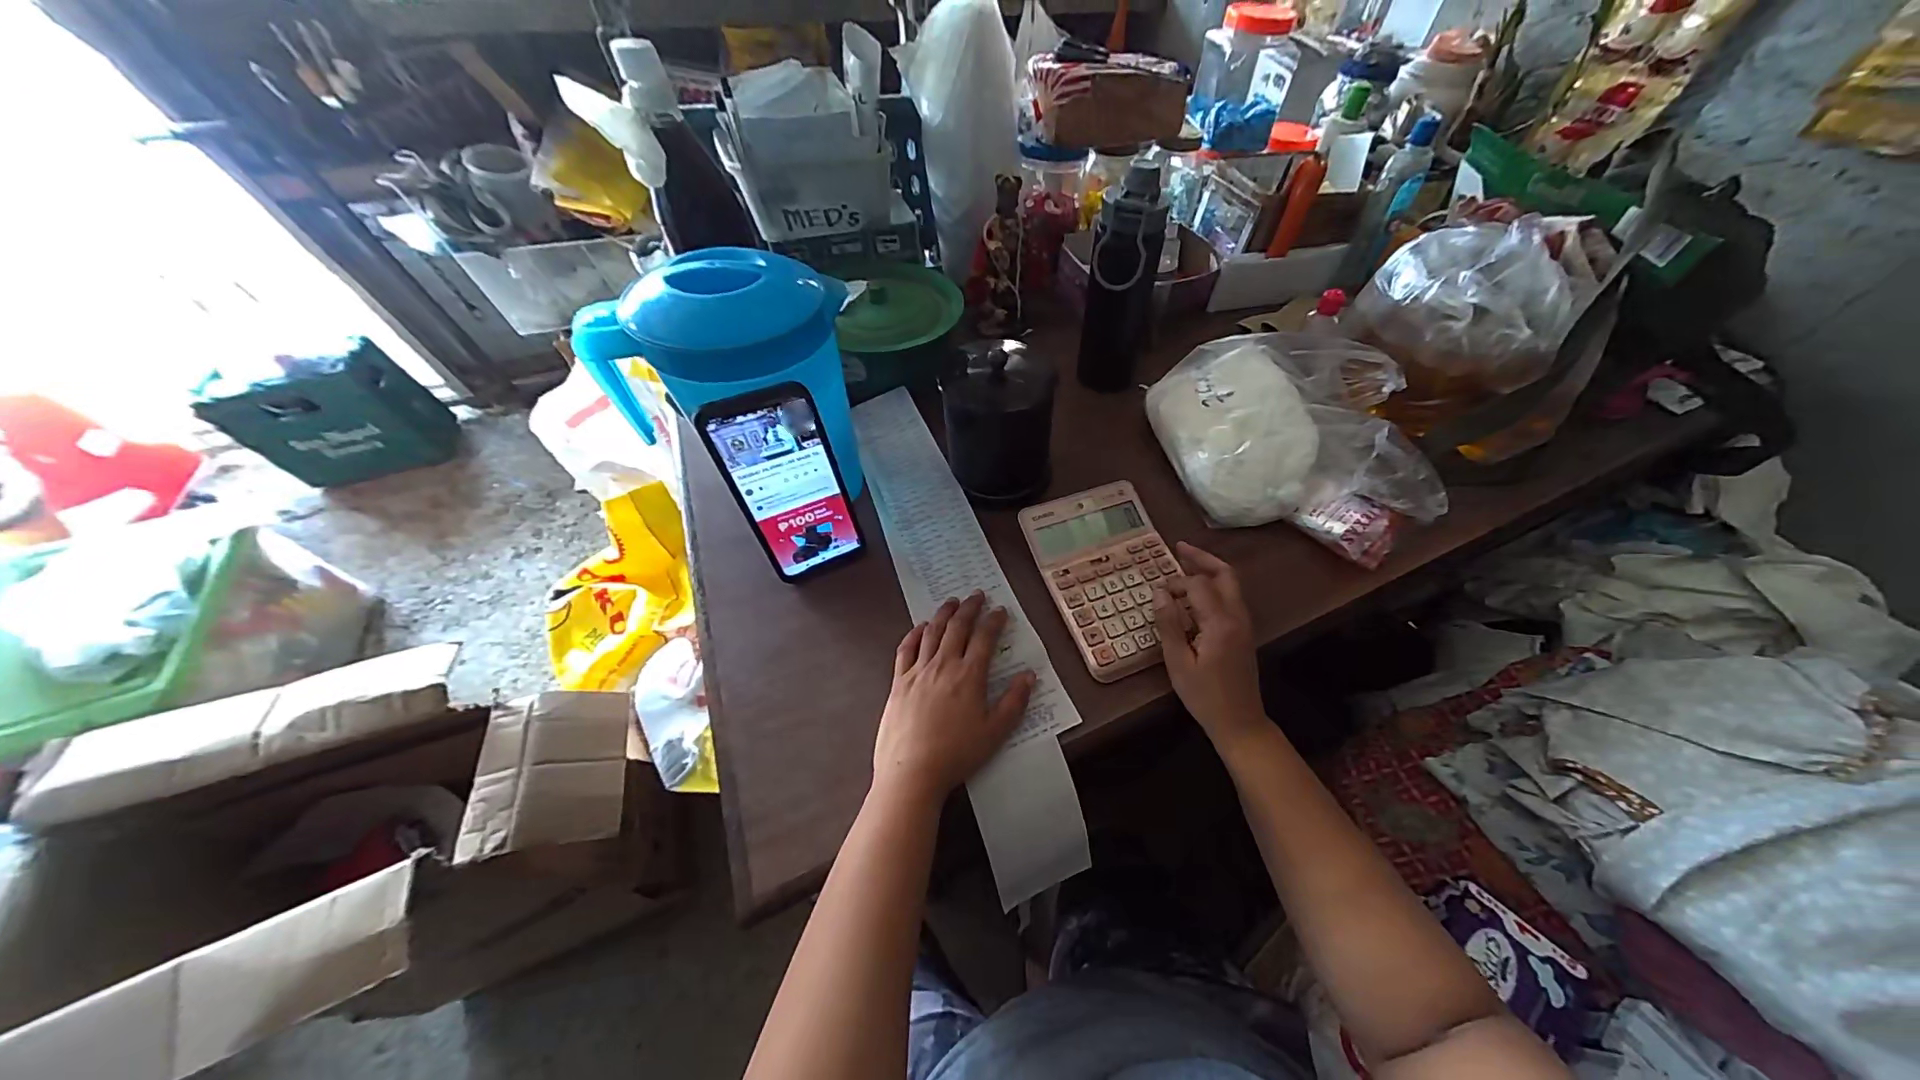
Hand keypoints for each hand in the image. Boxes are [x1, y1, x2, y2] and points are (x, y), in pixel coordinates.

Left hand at [873, 592, 1035, 802]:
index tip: (1001, 611)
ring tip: (951, 602)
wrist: (911, 771)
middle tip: (977, 596)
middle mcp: (943, 666)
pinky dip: (914, 634)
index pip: (985, 638)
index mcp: (969, 676)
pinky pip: (906, 649)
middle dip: (969, 608)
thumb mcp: (995, 732)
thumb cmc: (956, 754)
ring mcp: (918, 672)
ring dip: (943, 613)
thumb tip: (1029, 676)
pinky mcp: (898, 683)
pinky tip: (920, 627)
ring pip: (932, 632)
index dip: (994, 621)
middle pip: (957, 627)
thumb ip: (1014, 702)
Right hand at [1152, 542, 1265, 746]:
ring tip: (1184, 564)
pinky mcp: (1243, 632)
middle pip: (1224, 574)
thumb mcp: (1178, 662)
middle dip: (1201, 558)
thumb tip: (1159, 593)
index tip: (1156, 592)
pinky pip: (1230, 598)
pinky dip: (1213, 587)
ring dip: (1208, 571)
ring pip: (1230, 584)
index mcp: (1220, 623)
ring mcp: (1244, 624)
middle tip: (1179, 547)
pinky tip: (1194, 594)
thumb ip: (1169, 624)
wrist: (1240, 722)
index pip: (1197, 585)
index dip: (1175, 583)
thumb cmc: (1204, 696)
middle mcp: (1237, 617)